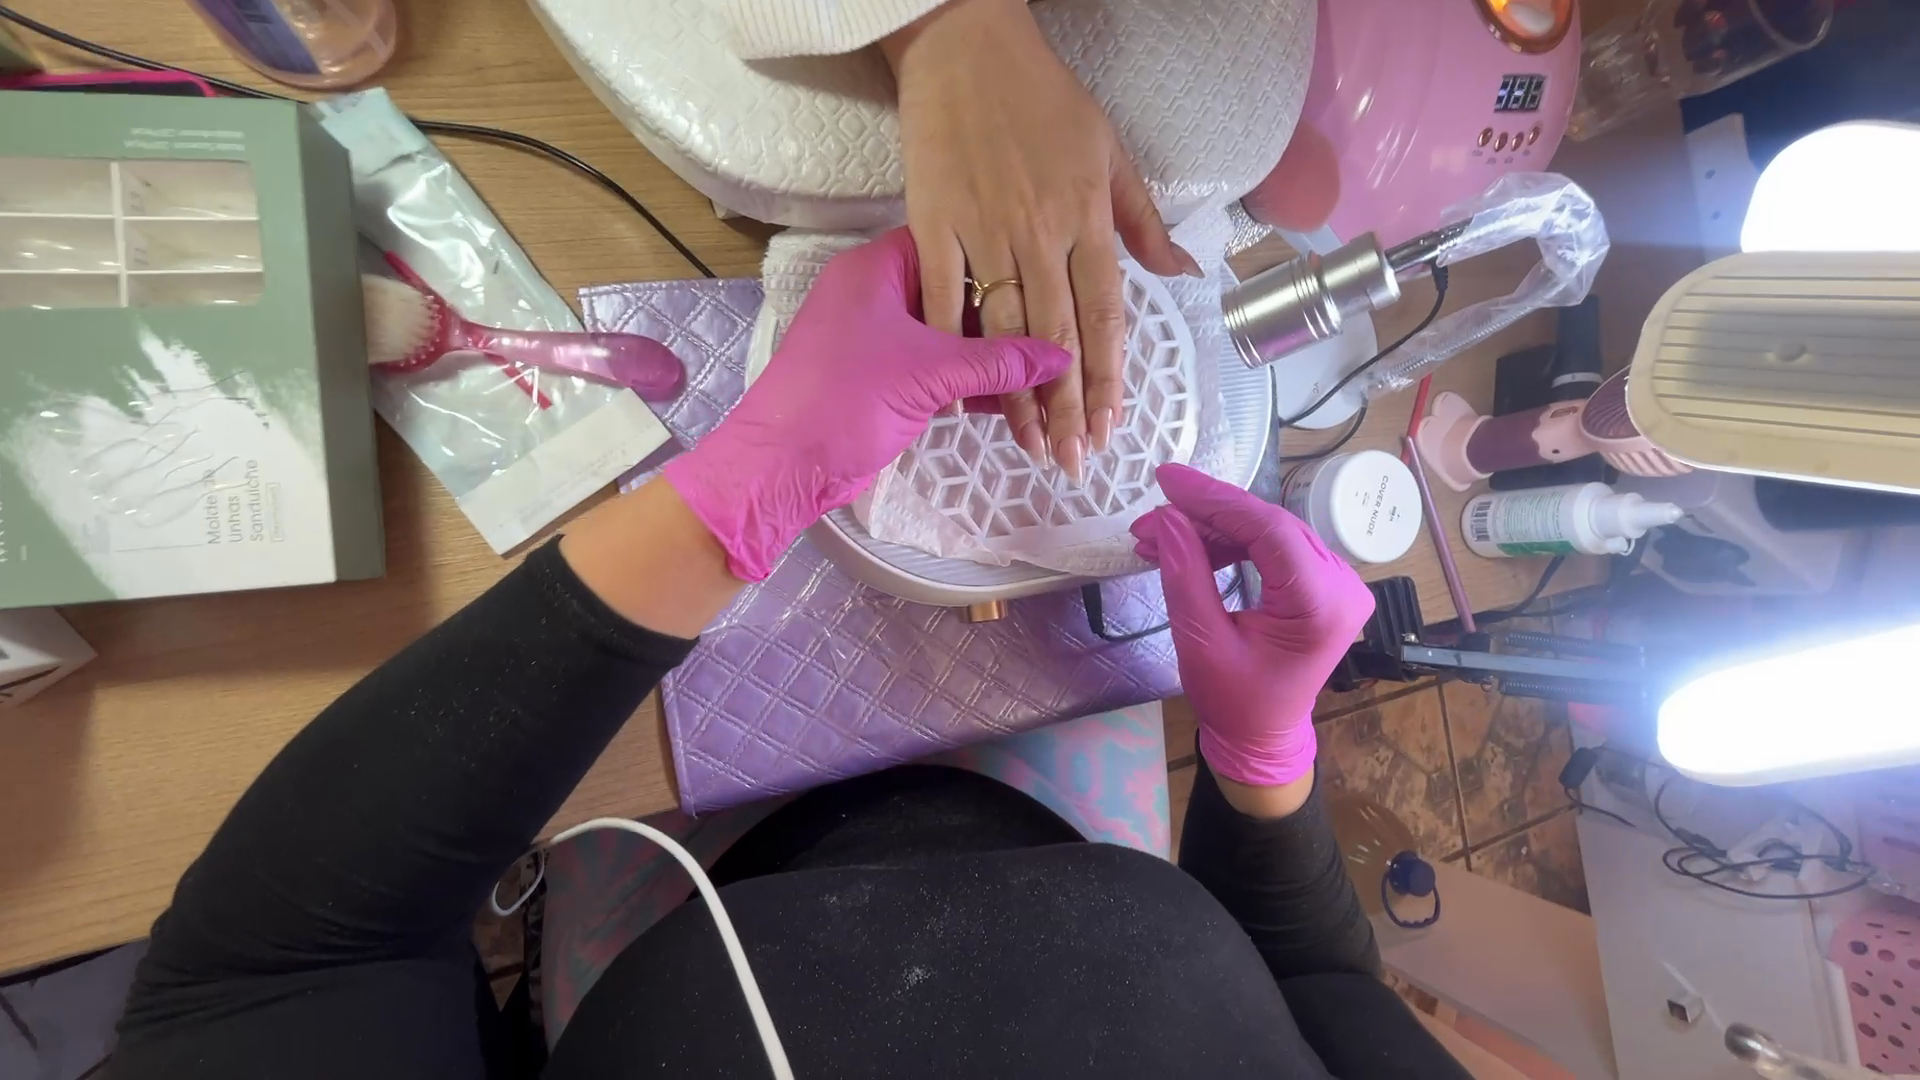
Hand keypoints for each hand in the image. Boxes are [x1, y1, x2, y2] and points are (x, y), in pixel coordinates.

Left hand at [663, 229, 1072, 581]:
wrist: (785, 466)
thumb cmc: (845, 399)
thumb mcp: (928, 373)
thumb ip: (997, 362)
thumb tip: (1060, 357)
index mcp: (880, 269)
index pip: (954, 245)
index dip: (1004, 260)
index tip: (1052, 276)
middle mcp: (883, 296)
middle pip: (960, 297)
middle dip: (1009, 323)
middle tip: (1062, 334)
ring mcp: (886, 341)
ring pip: (954, 341)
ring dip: (995, 363)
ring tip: (1050, 376)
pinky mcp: (890, 382)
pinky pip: (942, 374)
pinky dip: (974, 388)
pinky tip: (1019, 403)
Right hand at [880, 0, 1199, 484]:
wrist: (964, 45)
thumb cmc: (1044, 100)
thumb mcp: (1111, 151)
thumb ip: (1143, 222)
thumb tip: (1185, 271)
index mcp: (1085, 216)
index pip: (1105, 315)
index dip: (1109, 378)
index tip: (1110, 427)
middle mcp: (1039, 233)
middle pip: (1057, 338)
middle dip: (1068, 407)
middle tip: (1073, 462)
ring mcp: (982, 233)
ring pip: (1003, 331)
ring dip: (1018, 397)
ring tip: (1031, 447)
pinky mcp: (932, 228)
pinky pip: (942, 302)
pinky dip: (951, 351)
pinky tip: (961, 401)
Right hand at [1131, 464, 1376, 788]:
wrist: (1262, 737)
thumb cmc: (1234, 701)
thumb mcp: (1201, 642)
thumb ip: (1186, 576)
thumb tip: (1166, 518)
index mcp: (1320, 605)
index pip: (1268, 531)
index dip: (1214, 500)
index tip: (1166, 480)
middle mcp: (1340, 585)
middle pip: (1269, 525)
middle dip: (1205, 513)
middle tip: (1151, 513)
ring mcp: (1334, 583)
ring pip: (1266, 531)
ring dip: (1210, 528)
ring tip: (1157, 535)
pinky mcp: (1318, 584)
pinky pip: (1270, 547)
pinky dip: (1226, 543)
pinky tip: (1187, 546)